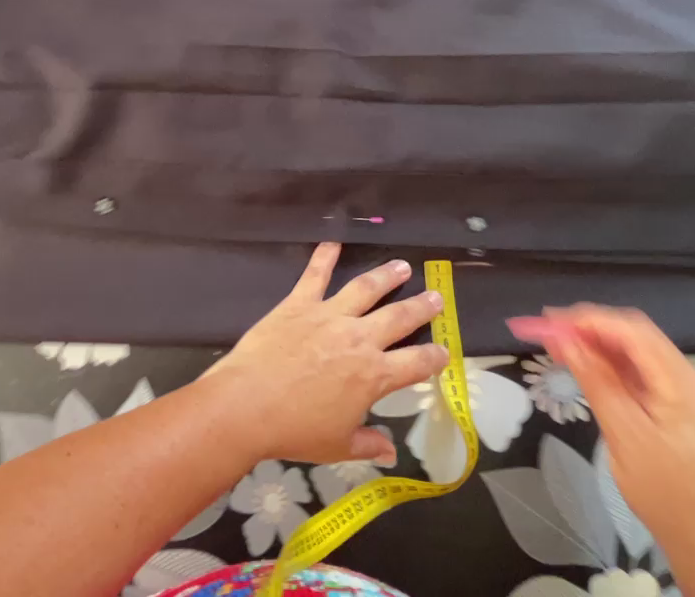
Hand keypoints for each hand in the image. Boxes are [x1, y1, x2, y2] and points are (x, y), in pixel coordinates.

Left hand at [200, 242, 448, 465]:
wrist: (248, 404)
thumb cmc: (295, 430)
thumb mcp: (338, 446)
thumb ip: (368, 444)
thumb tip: (391, 453)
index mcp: (374, 375)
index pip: (417, 364)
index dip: (435, 357)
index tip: (446, 350)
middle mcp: (359, 339)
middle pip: (399, 318)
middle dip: (421, 307)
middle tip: (436, 296)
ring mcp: (329, 315)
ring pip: (365, 289)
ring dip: (387, 276)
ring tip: (401, 266)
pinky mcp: (299, 303)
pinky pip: (315, 275)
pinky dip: (325, 255)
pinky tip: (332, 241)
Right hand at [511, 306, 694, 596]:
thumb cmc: (668, 498)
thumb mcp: (625, 437)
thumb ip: (597, 382)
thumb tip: (566, 339)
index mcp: (688, 387)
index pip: (634, 332)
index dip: (588, 320)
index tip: (546, 322)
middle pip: (641, 339)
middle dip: (592, 329)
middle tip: (549, 333)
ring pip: (645, 357)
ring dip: (603, 348)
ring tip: (562, 349)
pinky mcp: (693, 417)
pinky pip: (651, 379)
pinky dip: (619, 370)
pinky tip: (594, 374)